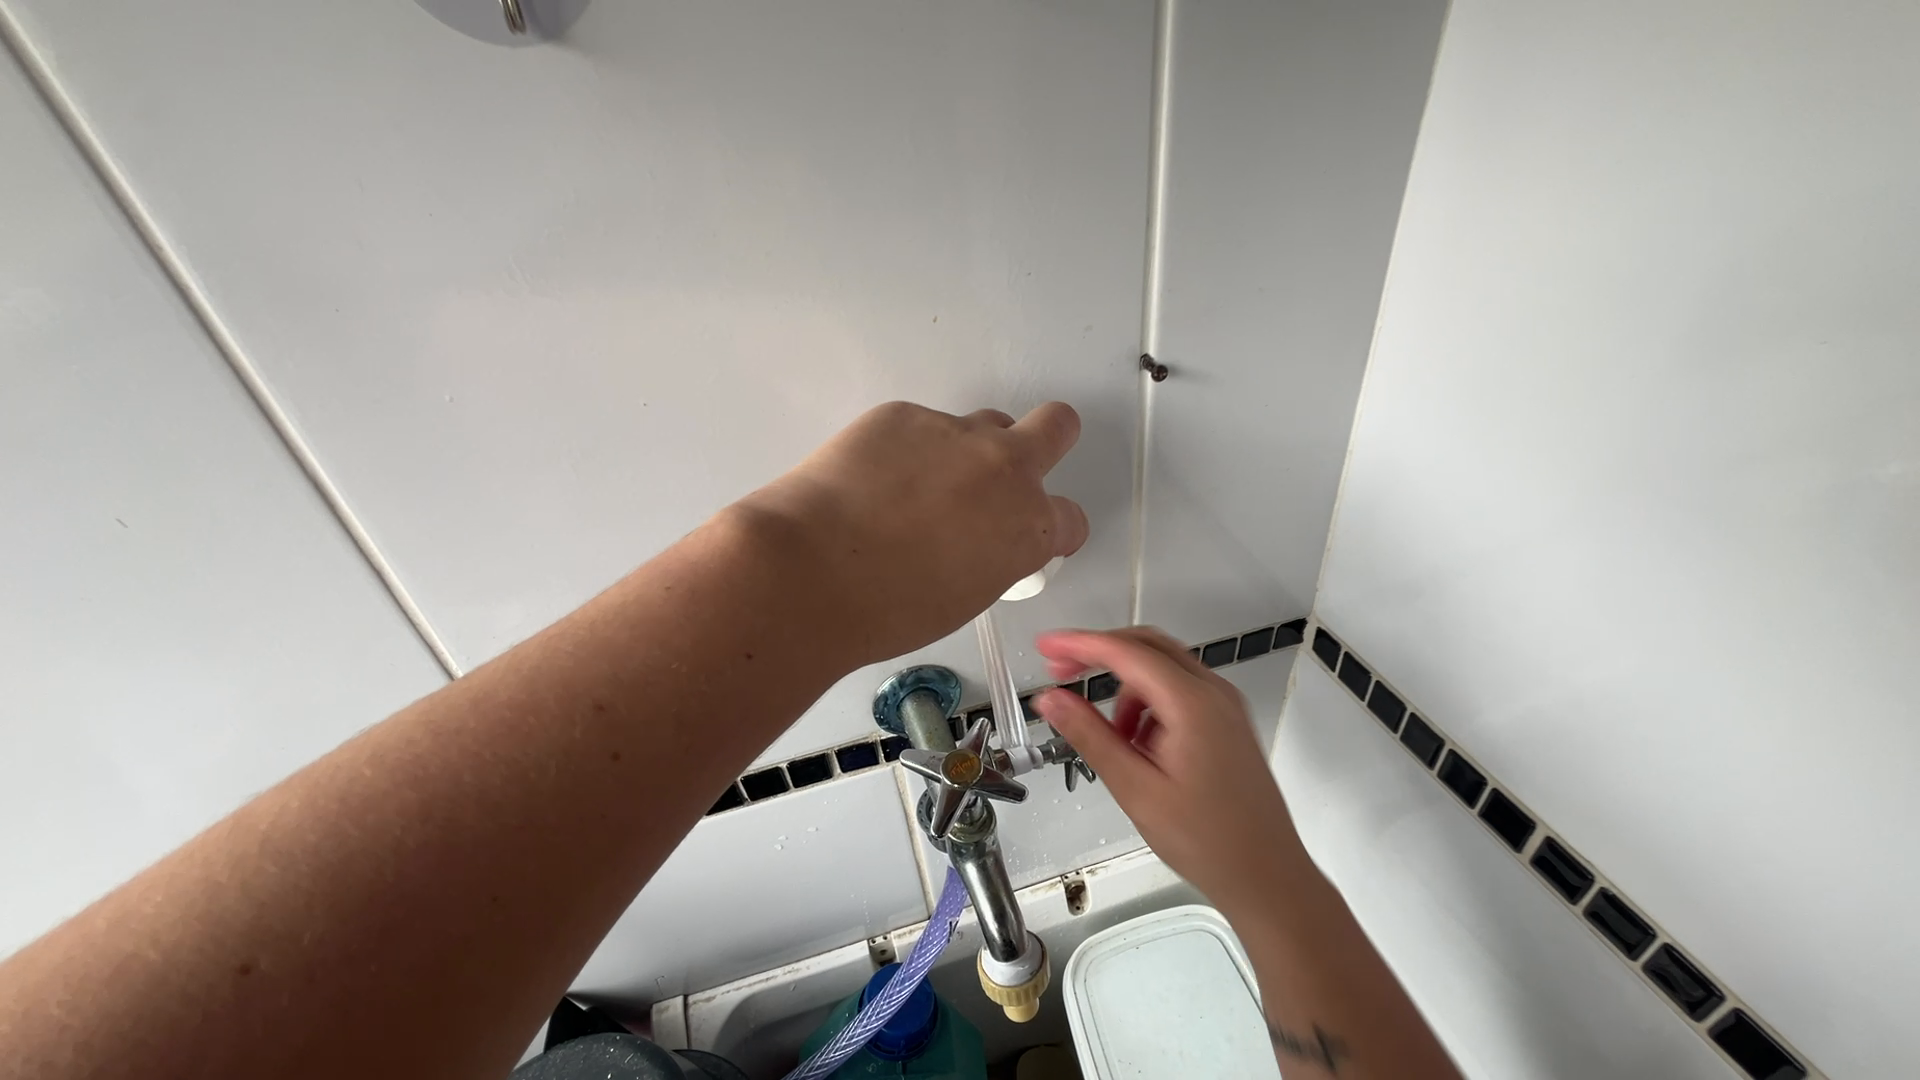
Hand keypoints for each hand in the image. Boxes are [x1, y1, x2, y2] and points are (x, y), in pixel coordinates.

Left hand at [735, 401, 1088, 667]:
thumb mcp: (965, 597)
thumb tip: (978, 541)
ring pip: (982, 424)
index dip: (1054, 529)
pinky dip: (904, 449)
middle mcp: (1004, 469)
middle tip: (1006, 471)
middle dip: (1046, 441)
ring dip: (966, 449)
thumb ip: (993, 557)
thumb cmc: (887, 611)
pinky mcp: (902, 414)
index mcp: (1028, 527)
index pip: (1071, 518)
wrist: (810, 572)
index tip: (1030, 536)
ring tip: (916, 485)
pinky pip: (917, 427)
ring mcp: (954, 432)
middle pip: (1057, 424)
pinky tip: (868, 481)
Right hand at [1034, 627, 1310, 914]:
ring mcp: (1225, 705)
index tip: (1044, 645)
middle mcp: (1214, 692)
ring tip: (1109, 735)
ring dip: (1125, 685)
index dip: (1079, 643)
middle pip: (1147, 646)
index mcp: (1193, 704)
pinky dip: (1148, 702)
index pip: (1126, 653)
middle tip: (1059, 669)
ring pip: (1163, 667)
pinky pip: (1179, 691)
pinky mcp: (1227, 722)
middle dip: (1099, 652)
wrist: (1268, 877)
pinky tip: (1137, 744)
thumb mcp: (1135, 789)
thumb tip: (1051, 698)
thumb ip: (1090, 736)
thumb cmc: (1205, 841)